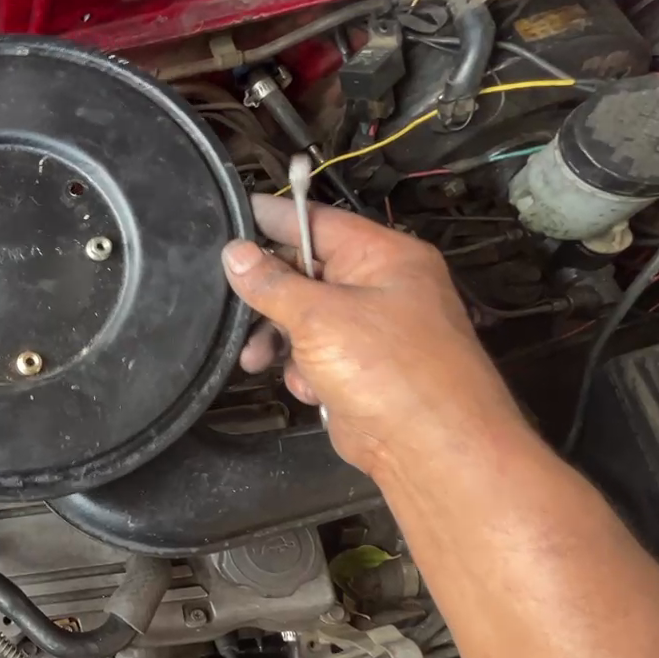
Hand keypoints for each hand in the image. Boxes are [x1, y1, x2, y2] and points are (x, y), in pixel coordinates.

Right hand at [223, 193, 528, 479]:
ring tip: (258, 360)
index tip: (230, 214)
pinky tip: (305, 385)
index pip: (317, 222)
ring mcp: (368, 327)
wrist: (428, 443)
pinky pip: (310, 352)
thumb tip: (235, 252)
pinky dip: (298, 367)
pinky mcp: (356, 365)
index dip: (272, 218)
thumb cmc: (388, 370)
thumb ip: (271, 283)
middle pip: (302, 273)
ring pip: (299, 317)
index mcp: (383, 258)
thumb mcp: (318, 317)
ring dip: (274, 339)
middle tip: (232, 309)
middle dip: (266, 297)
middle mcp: (378, 286)